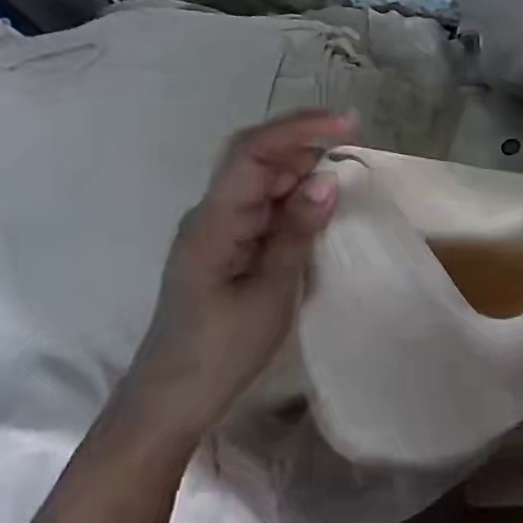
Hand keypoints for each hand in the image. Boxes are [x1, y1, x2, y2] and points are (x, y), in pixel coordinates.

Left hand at [125, 109, 355, 434]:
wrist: (171, 401)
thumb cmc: (221, 351)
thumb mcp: (272, 291)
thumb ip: (297, 231)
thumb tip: (326, 179)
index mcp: (215, 220)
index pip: (253, 151)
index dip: (298, 128)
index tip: (347, 122)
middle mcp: (210, 214)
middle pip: (255, 160)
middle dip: (304, 148)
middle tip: (352, 155)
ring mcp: (214, 229)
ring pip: (258, 183)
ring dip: (299, 175)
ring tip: (340, 185)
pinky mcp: (222, 247)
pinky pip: (258, 208)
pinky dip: (290, 202)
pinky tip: (314, 213)